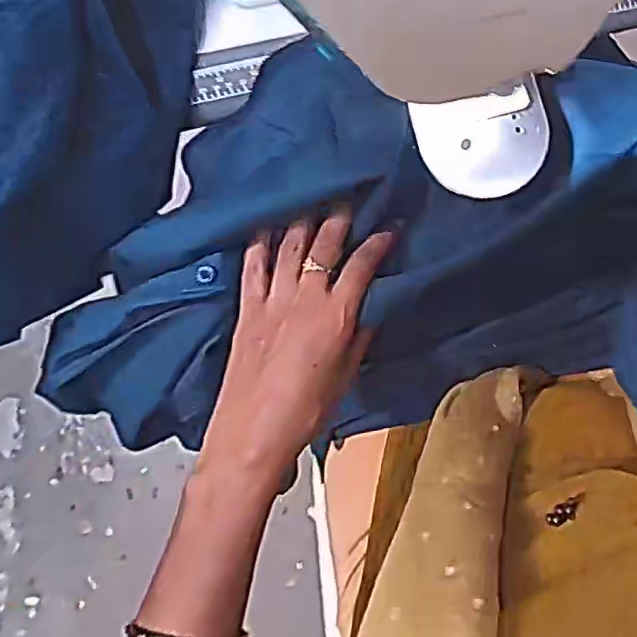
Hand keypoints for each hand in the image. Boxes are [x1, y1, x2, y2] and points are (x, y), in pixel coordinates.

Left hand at [198, 207, 393, 492]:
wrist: (252, 435)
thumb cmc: (306, 412)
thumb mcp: (347, 372)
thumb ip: (361, 334)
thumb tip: (371, 307)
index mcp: (337, 314)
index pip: (362, 263)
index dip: (378, 241)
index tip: (388, 229)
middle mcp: (305, 298)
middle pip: (325, 243)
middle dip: (341, 217)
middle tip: (349, 200)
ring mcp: (272, 300)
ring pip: (290, 245)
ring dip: (304, 220)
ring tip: (314, 204)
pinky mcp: (247, 309)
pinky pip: (253, 265)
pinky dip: (260, 243)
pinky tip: (266, 228)